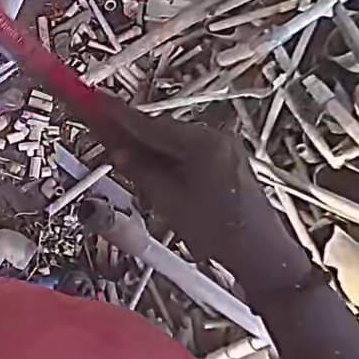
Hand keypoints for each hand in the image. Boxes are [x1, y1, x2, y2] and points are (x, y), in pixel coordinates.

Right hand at [99, 106, 312, 296]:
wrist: (262, 256)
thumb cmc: (222, 233)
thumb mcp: (168, 202)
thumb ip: (141, 172)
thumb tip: (120, 154)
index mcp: (203, 143)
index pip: (149, 124)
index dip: (117, 115)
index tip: (96, 102)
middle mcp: (217, 138)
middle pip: (161, 131)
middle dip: (131, 137)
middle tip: (103, 136)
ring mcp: (225, 149)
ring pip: (173, 143)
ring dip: (149, 152)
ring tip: (127, 165)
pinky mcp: (226, 162)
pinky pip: (188, 153)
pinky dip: (167, 160)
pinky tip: (153, 175)